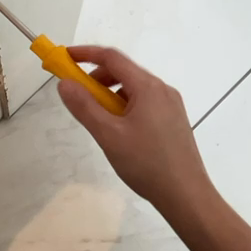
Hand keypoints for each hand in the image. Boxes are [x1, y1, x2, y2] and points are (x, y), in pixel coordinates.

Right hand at [58, 47, 214, 215]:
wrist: (187, 196)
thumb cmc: (146, 163)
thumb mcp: (108, 135)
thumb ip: (84, 106)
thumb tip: (64, 83)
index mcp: (147, 87)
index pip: (112, 57)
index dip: (85, 54)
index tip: (63, 57)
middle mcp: (162, 89)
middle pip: (124, 71)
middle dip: (97, 78)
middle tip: (78, 96)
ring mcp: (171, 104)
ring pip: (134, 88)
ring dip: (110, 94)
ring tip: (99, 120)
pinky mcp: (174, 120)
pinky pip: (144, 102)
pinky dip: (125, 105)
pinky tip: (120, 131)